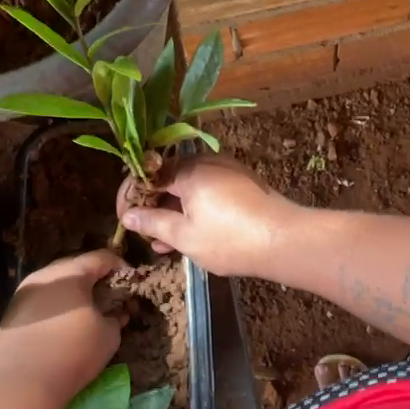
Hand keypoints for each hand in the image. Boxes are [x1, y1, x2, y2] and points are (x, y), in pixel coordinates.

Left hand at [0, 249, 123, 406]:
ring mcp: (23, 294)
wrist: (21, 386)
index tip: (131, 281)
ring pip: (55, 284)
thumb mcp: (109, 335)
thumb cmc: (73, 353)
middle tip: (110, 295)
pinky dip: (56, 306)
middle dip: (95, 278)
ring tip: (86, 311)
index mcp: (70, 273)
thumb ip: (116, 317)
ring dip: (73, 293)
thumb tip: (117, 313)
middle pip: (75, 266)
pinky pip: (41, 301)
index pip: (101, 258)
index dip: (120, 267)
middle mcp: (44, 275)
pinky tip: (63, 325)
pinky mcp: (10, 314)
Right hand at [117, 156, 299, 276]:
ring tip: (166, 246)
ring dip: (175, 214)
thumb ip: (153, 223)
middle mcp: (208, 163)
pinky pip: (209, 193)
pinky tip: (192, 237)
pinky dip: (195, 212)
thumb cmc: (229, 239)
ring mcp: (228, 172)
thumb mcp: (184, 235)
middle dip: (154, 208)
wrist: (285, 240)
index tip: (124, 221)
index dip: (132, 198)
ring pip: (190, 190)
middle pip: (170, 180)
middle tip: (146, 237)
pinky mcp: (242, 185)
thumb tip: (129, 216)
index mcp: (189, 169)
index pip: (148, 175)